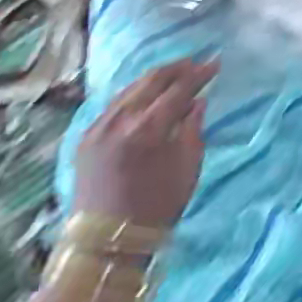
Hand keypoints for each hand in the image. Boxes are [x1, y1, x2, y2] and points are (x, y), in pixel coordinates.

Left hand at [71, 58, 217, 225]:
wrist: (107, 239)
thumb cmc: (157, 207)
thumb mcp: (187, 169)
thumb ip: (193, 130)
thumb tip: (197, 103)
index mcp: (147, 128)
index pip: (178, 90)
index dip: (198, 75)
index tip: (215, 63)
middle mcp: (119, 119)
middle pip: (150, 81)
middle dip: (176, 69)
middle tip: (196, 62)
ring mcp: (98, 126)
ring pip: (129, 89)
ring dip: (154, 79)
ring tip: (174, 73)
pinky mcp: (86, 136)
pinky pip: (114, 104)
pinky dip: (134, 94)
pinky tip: (145, 95)